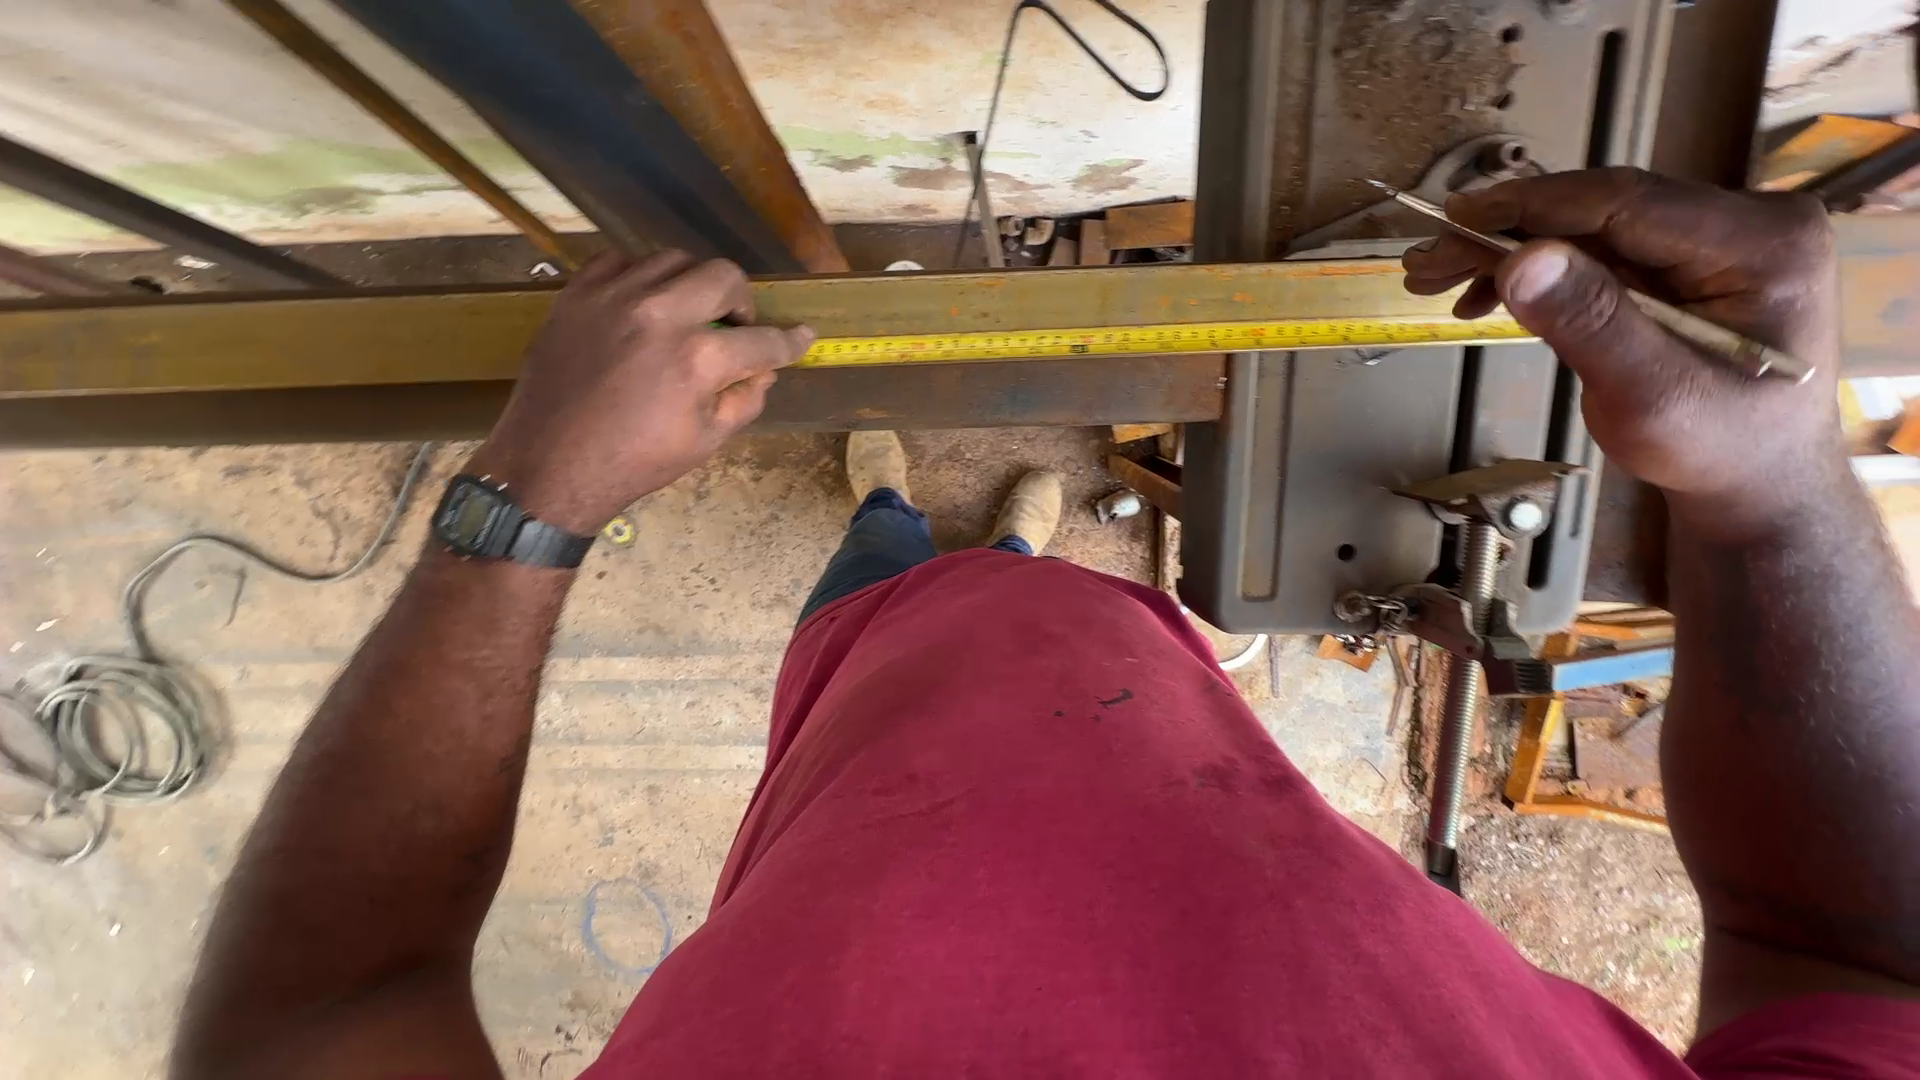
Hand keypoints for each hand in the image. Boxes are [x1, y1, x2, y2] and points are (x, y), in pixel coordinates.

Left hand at [468, 251, 813, 532]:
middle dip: (742, 302)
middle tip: (735, 327)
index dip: (790, 340)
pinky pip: (622, 261)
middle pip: (724, 276)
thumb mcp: (708, 441)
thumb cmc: (637, 461)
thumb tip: (764, 369)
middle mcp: (660, 314)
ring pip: (675, 260)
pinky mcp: (578, 295)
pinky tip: (644, 306)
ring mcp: (614, 298)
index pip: (764, 340)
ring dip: (694, 285)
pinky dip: (644, 278)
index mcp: (698, 359)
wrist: (552, 463)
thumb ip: (746, 398)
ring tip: (688, 316)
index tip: (802, 336)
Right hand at [1401, 167, 1843, 532]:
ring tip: (1432, 280)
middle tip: (1422, 263)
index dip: (1529, 208)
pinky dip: (1527, 276)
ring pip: (1582, 232)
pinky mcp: (1674, 268)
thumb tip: (1519, 260)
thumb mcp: (1646, 393)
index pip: (1623, 202)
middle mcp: (1737, 224)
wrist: (1749, 479)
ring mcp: (1706, 244)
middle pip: (1595, 212)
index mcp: (1755, 241)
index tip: (1449, 222)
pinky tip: (1479, 300)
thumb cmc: (1710, 446)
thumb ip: (1588, 322)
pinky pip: (1588, 258)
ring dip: (1502, 254)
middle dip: (1501, 234)